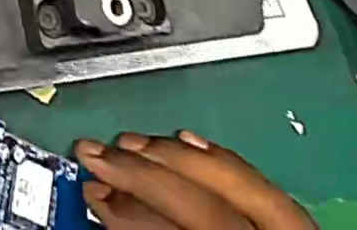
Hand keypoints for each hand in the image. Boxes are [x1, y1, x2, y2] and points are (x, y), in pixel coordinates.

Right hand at [73, 131, 316, 229]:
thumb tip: (108, 212)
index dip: (135, 216)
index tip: (92, 191)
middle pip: (208, 210)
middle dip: (144, 175)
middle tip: (94, 151)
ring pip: (240, 187)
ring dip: (174, 157)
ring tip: (127, 141)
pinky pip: (263, 190)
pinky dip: (219, 161)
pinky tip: (185, 140)